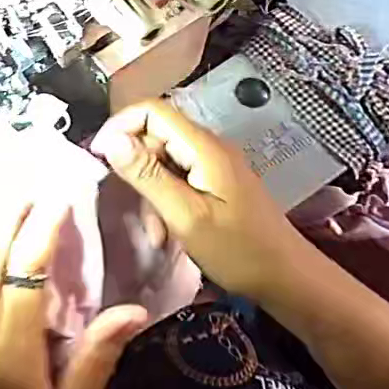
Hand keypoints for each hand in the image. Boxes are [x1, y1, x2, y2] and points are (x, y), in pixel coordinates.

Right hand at [90, 99, 315, 302]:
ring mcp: (215, 162)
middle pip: (157, 133)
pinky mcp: (217, 180)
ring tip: (156, 231)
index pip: (152, 110)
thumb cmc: (238, 250)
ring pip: (165, 158)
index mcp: (204, 146)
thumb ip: (148, 176)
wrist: (288, 278)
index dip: (120, 126)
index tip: (100, 158)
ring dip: (151, 189)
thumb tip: (111, 139)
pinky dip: (167, 197)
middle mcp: (210, 145)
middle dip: (137, 166)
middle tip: (133, 207)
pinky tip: (170, 230)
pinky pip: (180, 175)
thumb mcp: (185, 217)